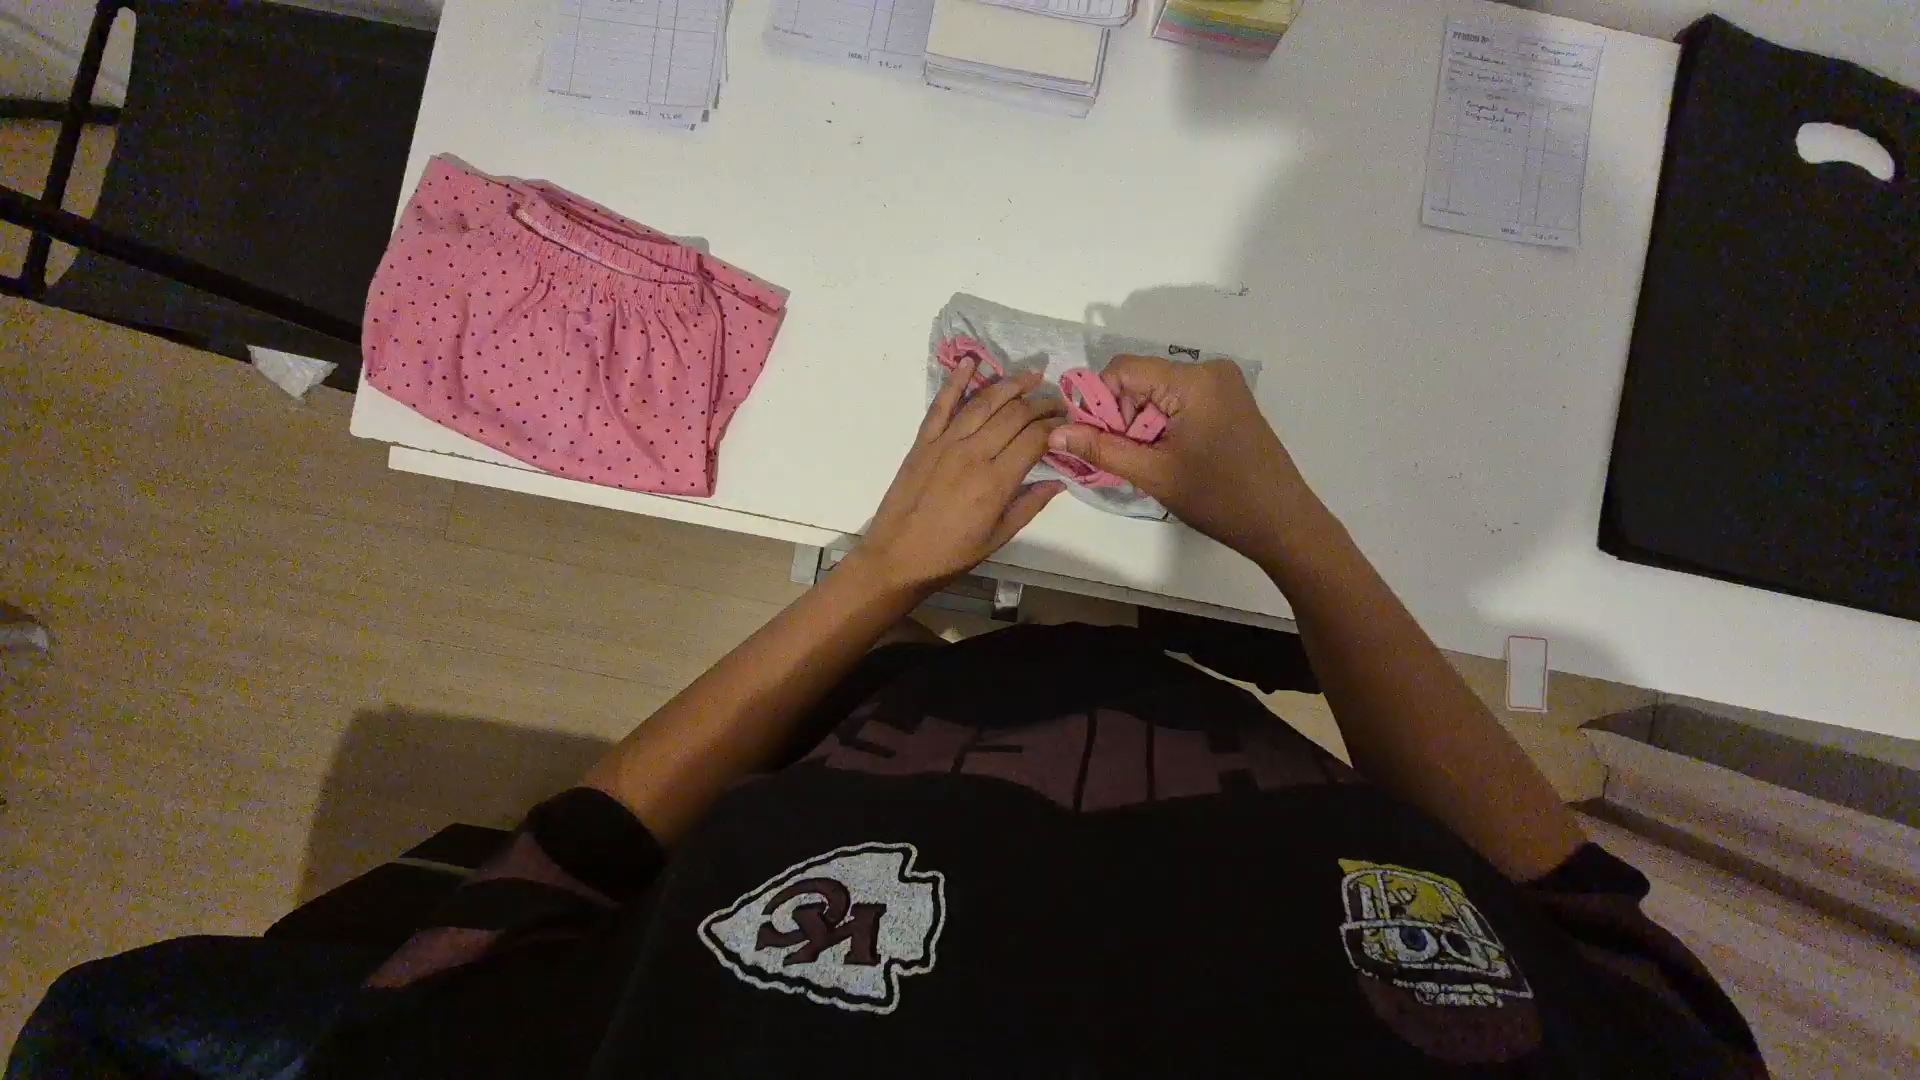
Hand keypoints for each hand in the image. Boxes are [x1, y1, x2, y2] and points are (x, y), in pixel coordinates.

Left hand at [855, 360, 1065, 595]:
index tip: (1067, 421)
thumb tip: (1059, 481)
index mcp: (995, 481)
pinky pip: (941, 405)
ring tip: (1030, 375)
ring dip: (1009, 385)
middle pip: (1013, 415)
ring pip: (983, 403)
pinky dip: (955, 381)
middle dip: (1039, 404)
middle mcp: (972, 454)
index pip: (1034, 439)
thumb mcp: (998, 537)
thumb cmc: (951, 554)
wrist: (897, 557)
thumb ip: (1029, 505)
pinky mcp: (922, 442)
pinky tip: (970, 363)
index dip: (1054, 426)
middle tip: (1055, 401)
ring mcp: (944, 443)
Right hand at [1046, 355, 1330, 565]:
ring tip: (1152, 463)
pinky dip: (1162, 425)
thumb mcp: (1153, 474)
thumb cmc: (1219, 498)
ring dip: (1141, 425)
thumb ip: (1101, 449)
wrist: (1282, 522)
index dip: (1100, 402)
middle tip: (1128, 459)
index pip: (1122, 369)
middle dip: (1122, 417)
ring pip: (1156, 393)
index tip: (1099, 442)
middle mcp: (1208, 370)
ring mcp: (1222, 384)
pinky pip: (1177, 401)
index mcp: (1193, 380)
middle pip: (1139, 380)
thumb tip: (1054, 433)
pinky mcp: (1228, 401)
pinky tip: (1170, 456)